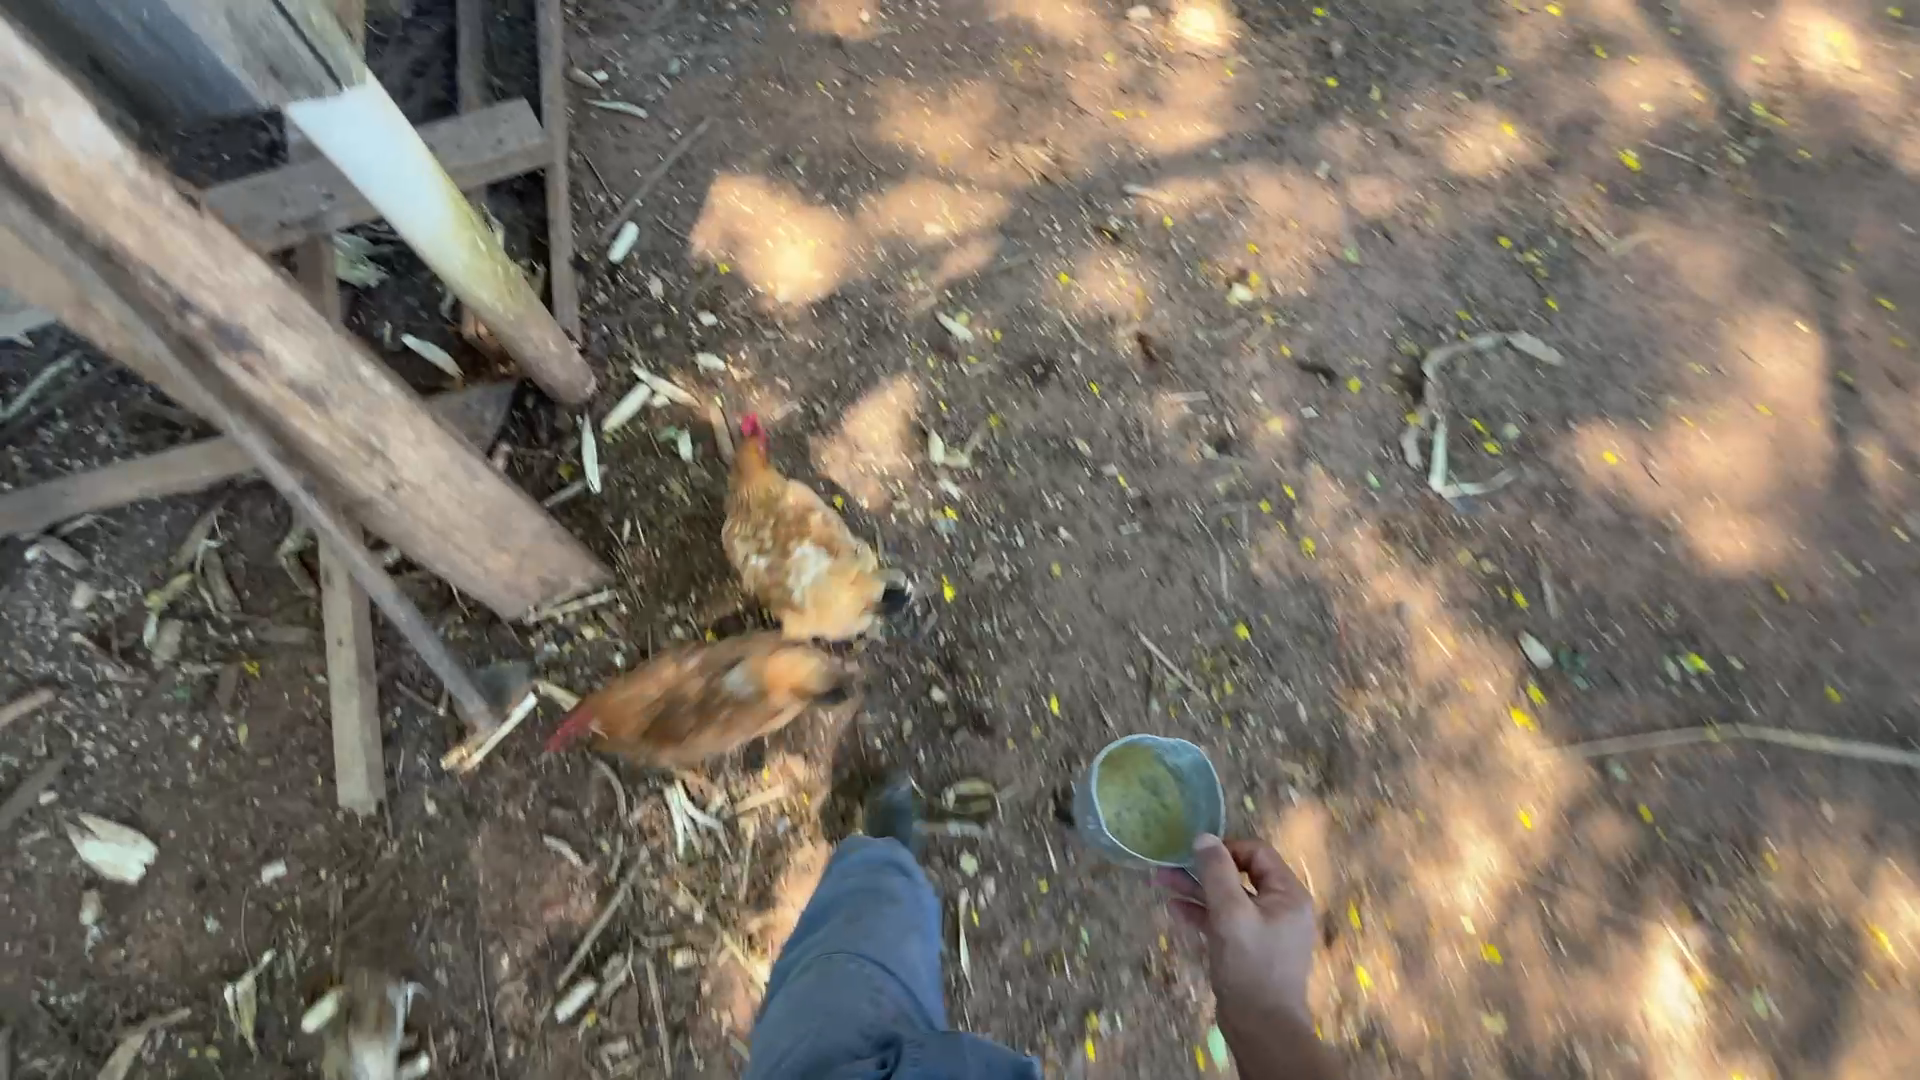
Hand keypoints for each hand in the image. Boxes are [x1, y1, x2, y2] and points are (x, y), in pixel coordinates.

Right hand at [1153, 834, 1316, 1026]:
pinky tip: (1174, 909)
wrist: (1262, 1029)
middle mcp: (1280, 907)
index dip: (1226, 848)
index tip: (1197, 855)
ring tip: (1160, 880)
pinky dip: (1200, 912)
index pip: (1257, 852)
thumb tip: (1203, 836)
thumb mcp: (1230, 913)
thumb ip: (1216, 872)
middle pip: (1239, 873)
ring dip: (1195, 888)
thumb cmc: (1251, 965)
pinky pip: (1224, 919)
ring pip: (1227, 897)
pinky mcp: (1248, 947)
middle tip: (1169, 863)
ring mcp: (1263, 929)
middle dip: (1202, 868)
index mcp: (1287, 895)